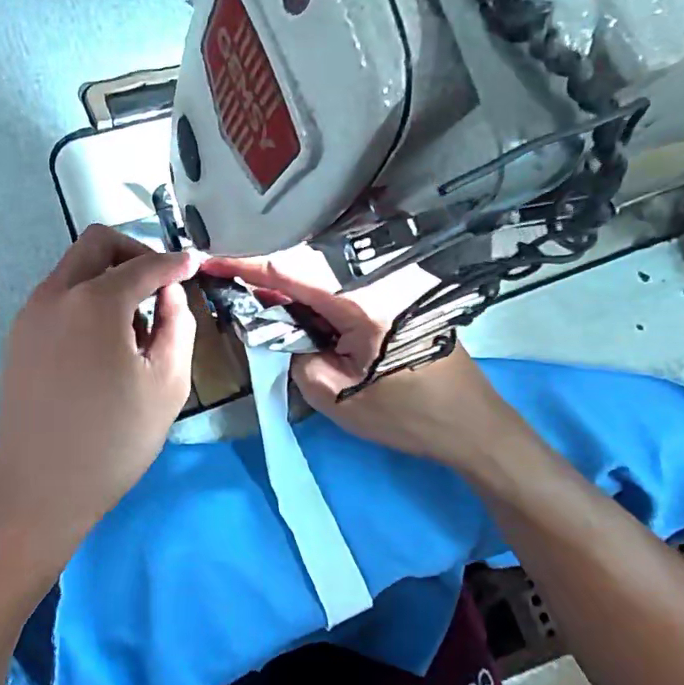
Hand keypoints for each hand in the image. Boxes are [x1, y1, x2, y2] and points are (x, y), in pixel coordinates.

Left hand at [0, 225, 200, 545]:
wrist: (41, 491)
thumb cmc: (114, 440)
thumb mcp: (168, 383)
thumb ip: (178, 324)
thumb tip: (169, 294)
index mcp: (94, 302)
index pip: (143, 264)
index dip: (175, 262)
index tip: (195, 264)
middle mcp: (55, 295)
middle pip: (97, 244)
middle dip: (135, 253)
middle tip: (160, 286)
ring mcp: (30, 315)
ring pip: (74, 268)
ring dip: (110, 278)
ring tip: (136, 327)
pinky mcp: (19, 337)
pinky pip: (59, 297)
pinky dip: (87, 299)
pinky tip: (105, 343)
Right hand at [201, 249, 529, 469]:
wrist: (473, 424)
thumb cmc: (407, 416)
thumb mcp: (335, 395)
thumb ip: (294, 355)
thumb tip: (273, 327)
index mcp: (365, 299)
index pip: (292, 270)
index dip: (246, 264)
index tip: (210, 261)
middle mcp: (383, 274)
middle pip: (309, 262)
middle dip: (268, 275)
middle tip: (234, 288)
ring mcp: (398, 277)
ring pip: (328, 268)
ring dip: (294, 283)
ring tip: (264, 301)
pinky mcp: (405, 286)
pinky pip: (349, 278)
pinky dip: (319, 289)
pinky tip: (304, 308)